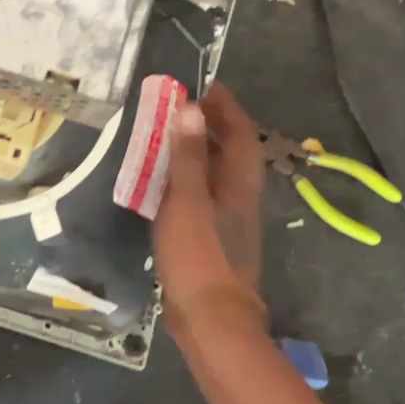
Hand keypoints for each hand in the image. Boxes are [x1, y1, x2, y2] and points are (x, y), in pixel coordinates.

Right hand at [151, 82, 266, 323]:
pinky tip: (164, 184)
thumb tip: (192, 108)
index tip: (201, 84)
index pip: (239, 131)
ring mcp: (229, 220)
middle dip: (210, 124)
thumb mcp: (187, 201)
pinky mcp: (214, 238)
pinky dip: (188, 179)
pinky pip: (204, 195)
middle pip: (232, 150)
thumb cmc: (199, 255)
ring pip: (218, 173)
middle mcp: (240, 197)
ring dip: (198, 151)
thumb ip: (189, 157)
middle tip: (176, 107)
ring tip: (165, 138)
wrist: (213, 319)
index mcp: (239, 183)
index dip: (225, 105)